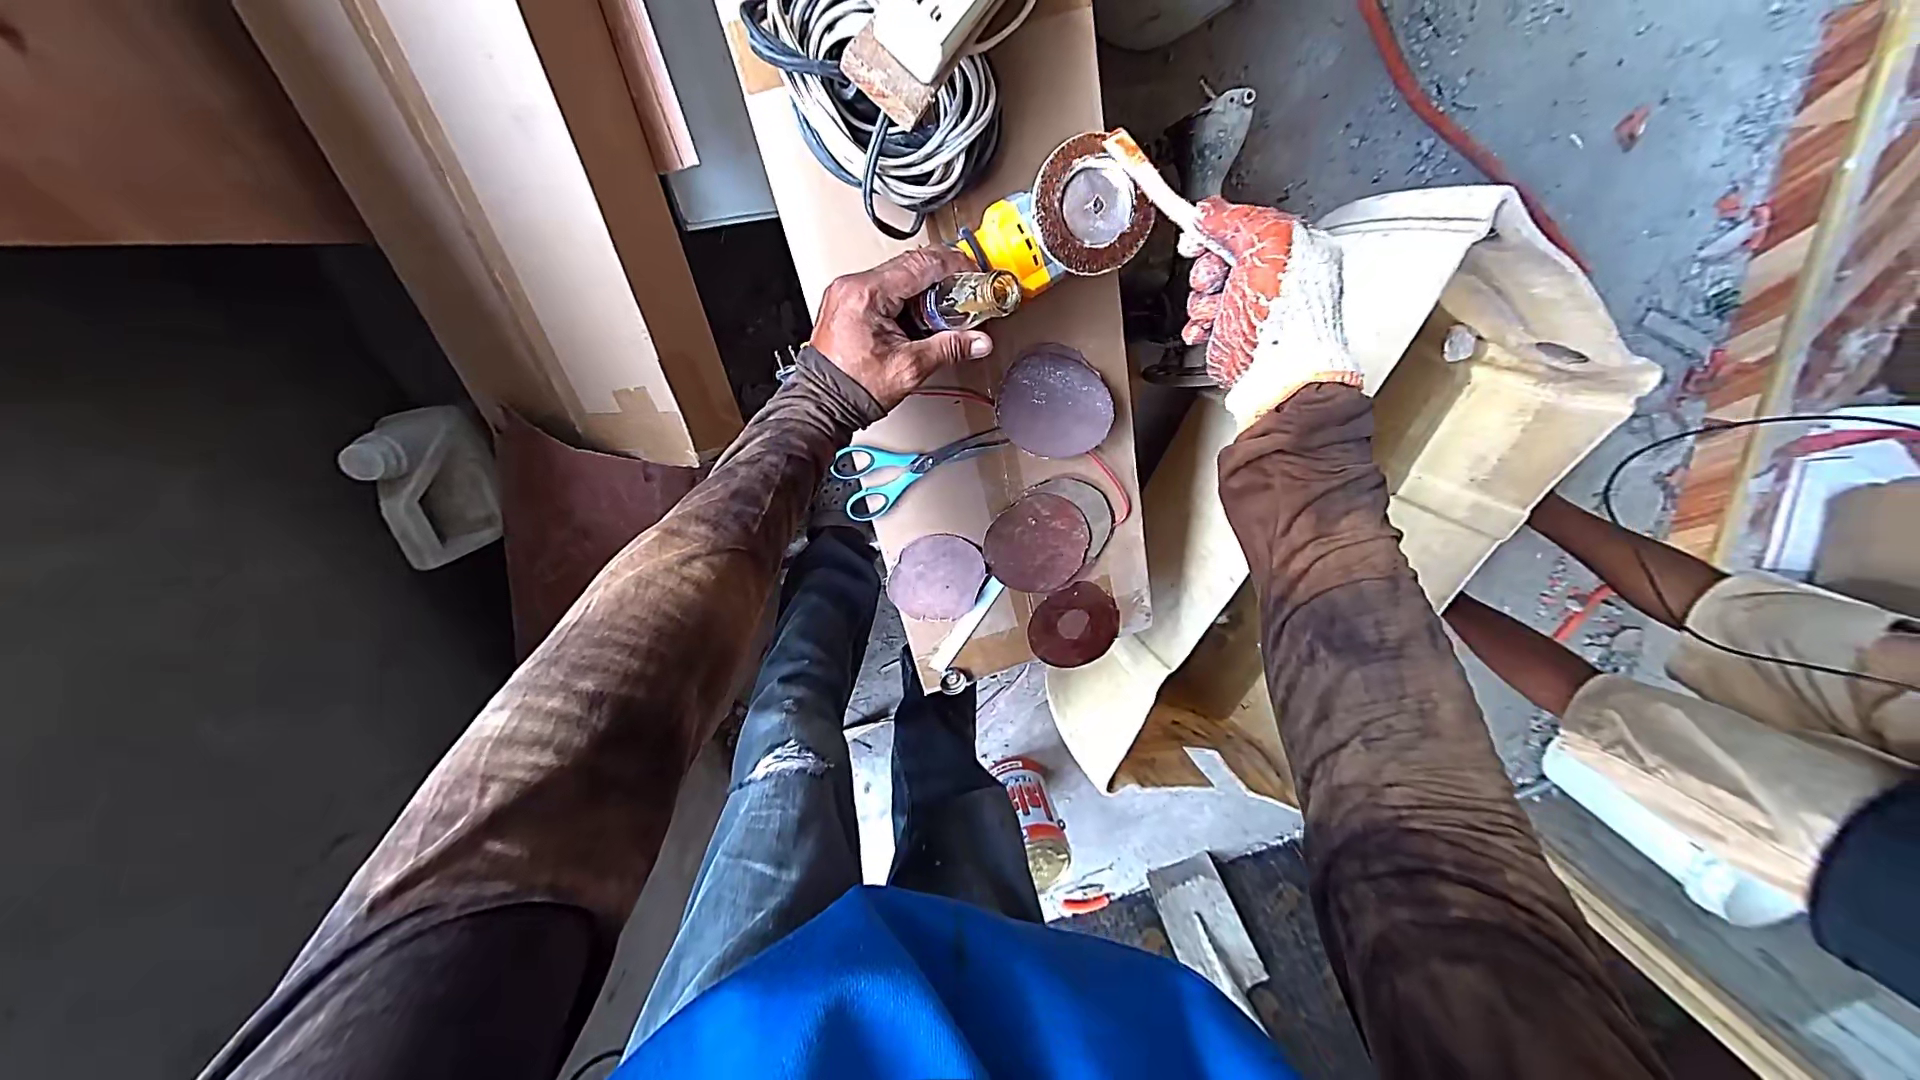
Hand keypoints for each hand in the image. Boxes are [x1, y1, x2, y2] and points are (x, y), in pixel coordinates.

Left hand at [811, 247, 994, 408]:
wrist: (825, 404)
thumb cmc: (853, 387)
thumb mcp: (910, 367)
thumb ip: (949, 348)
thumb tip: (977, 341)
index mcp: (866, 294)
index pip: (921, 264)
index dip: (954, 267)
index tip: (973, 275)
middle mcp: (852, 286)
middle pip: (909, 266)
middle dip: (942, 278)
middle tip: (965, 293)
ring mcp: (847, 293)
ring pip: (897, 276)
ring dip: (924, 289)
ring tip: (944, 311)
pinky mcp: (847, 304)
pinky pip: (883, 289)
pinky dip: (906, 299)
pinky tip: (920, 317)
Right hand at [1179, 197, 1358, 427]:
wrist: (1277, 373)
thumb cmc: (1284, 317)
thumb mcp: (1268, 243)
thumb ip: (1236, 219)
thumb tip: (1206, 211)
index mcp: (1289, 248)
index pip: (1241, 226)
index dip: (1214, 230)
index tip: (1196, 238)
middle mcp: (1270, 277)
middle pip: (1216, 259)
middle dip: (1205, 271)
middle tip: (1213, 282)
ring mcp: (1249, 308)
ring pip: (1205, 292)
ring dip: (1201, 302)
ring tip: (1216, 313)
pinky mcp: (1231, 335)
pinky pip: (1200, 322)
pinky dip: (1196, 326)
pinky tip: (1205, 329)